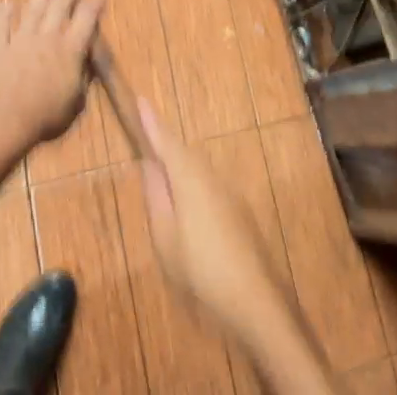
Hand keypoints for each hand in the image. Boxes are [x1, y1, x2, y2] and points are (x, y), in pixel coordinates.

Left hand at [0, 0, 102, 159]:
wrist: (2, 120)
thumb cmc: (43, 118)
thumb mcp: (75, 103)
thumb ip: (82, 79)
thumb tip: (88, 63)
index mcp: (70, 52)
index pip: (86, 21)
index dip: (93, 6)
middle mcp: (47, 39)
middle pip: (60, 6)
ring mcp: (21, 40)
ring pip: (34, 9)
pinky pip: (1, 27)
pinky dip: (4, 15)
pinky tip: (6, 3)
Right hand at [137, 99, 289, 338]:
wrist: (254, 298)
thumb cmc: (200, 269)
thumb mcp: (166, 237)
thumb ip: (157, 197)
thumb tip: (150, 164)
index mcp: (191, 181)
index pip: (168, 144)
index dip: (153, 123)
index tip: (142, 99)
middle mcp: (212, 179)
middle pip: (185, 153)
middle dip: (165, 143)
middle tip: (145, 133)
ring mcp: (229, 194)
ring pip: (198, 169)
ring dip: (179, 165)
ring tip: (159, 169)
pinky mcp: (238, 212)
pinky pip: (208, 184)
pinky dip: (191, 182)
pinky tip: (184, 200)